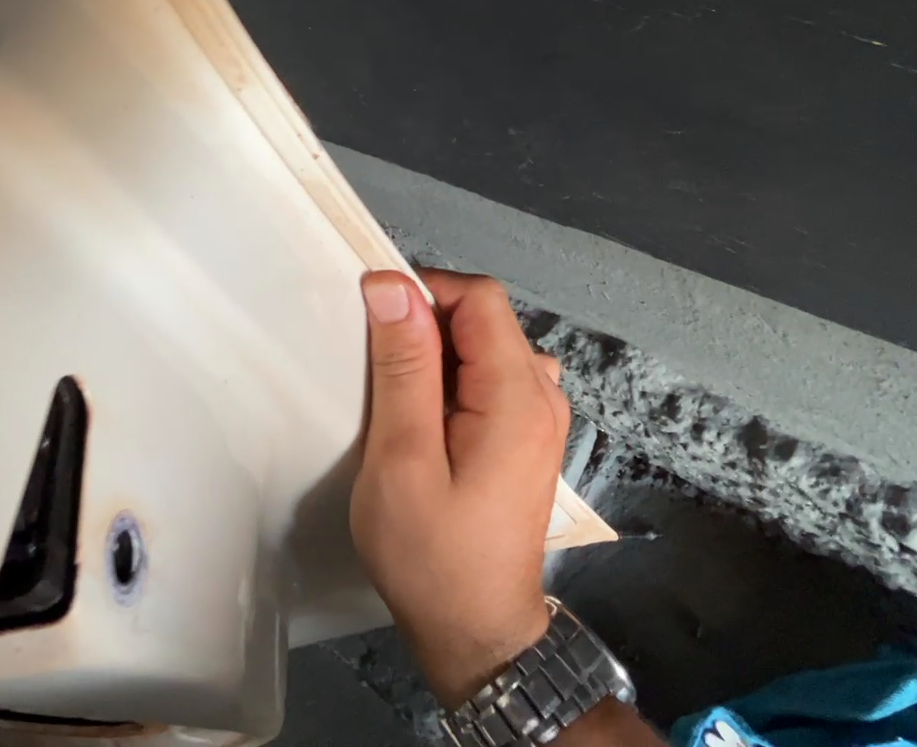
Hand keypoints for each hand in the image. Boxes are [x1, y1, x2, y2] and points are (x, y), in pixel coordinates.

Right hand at [350, 268, 570, 707]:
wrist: (476, 631)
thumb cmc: (431, 553)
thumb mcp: (403, 457)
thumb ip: (402, 367)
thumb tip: (391, 285)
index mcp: (516, 395)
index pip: (479, 298)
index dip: (424, 292)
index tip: (374, 322)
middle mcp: (542, 395)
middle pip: (485, 318)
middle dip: (425, 324)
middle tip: (377, 370)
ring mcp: (541, 417)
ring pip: (485, 345)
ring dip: (436, 352)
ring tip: (398, 395)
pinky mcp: (528, 435)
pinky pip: (491, 376)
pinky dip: (452, 377)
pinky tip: (426, 416)